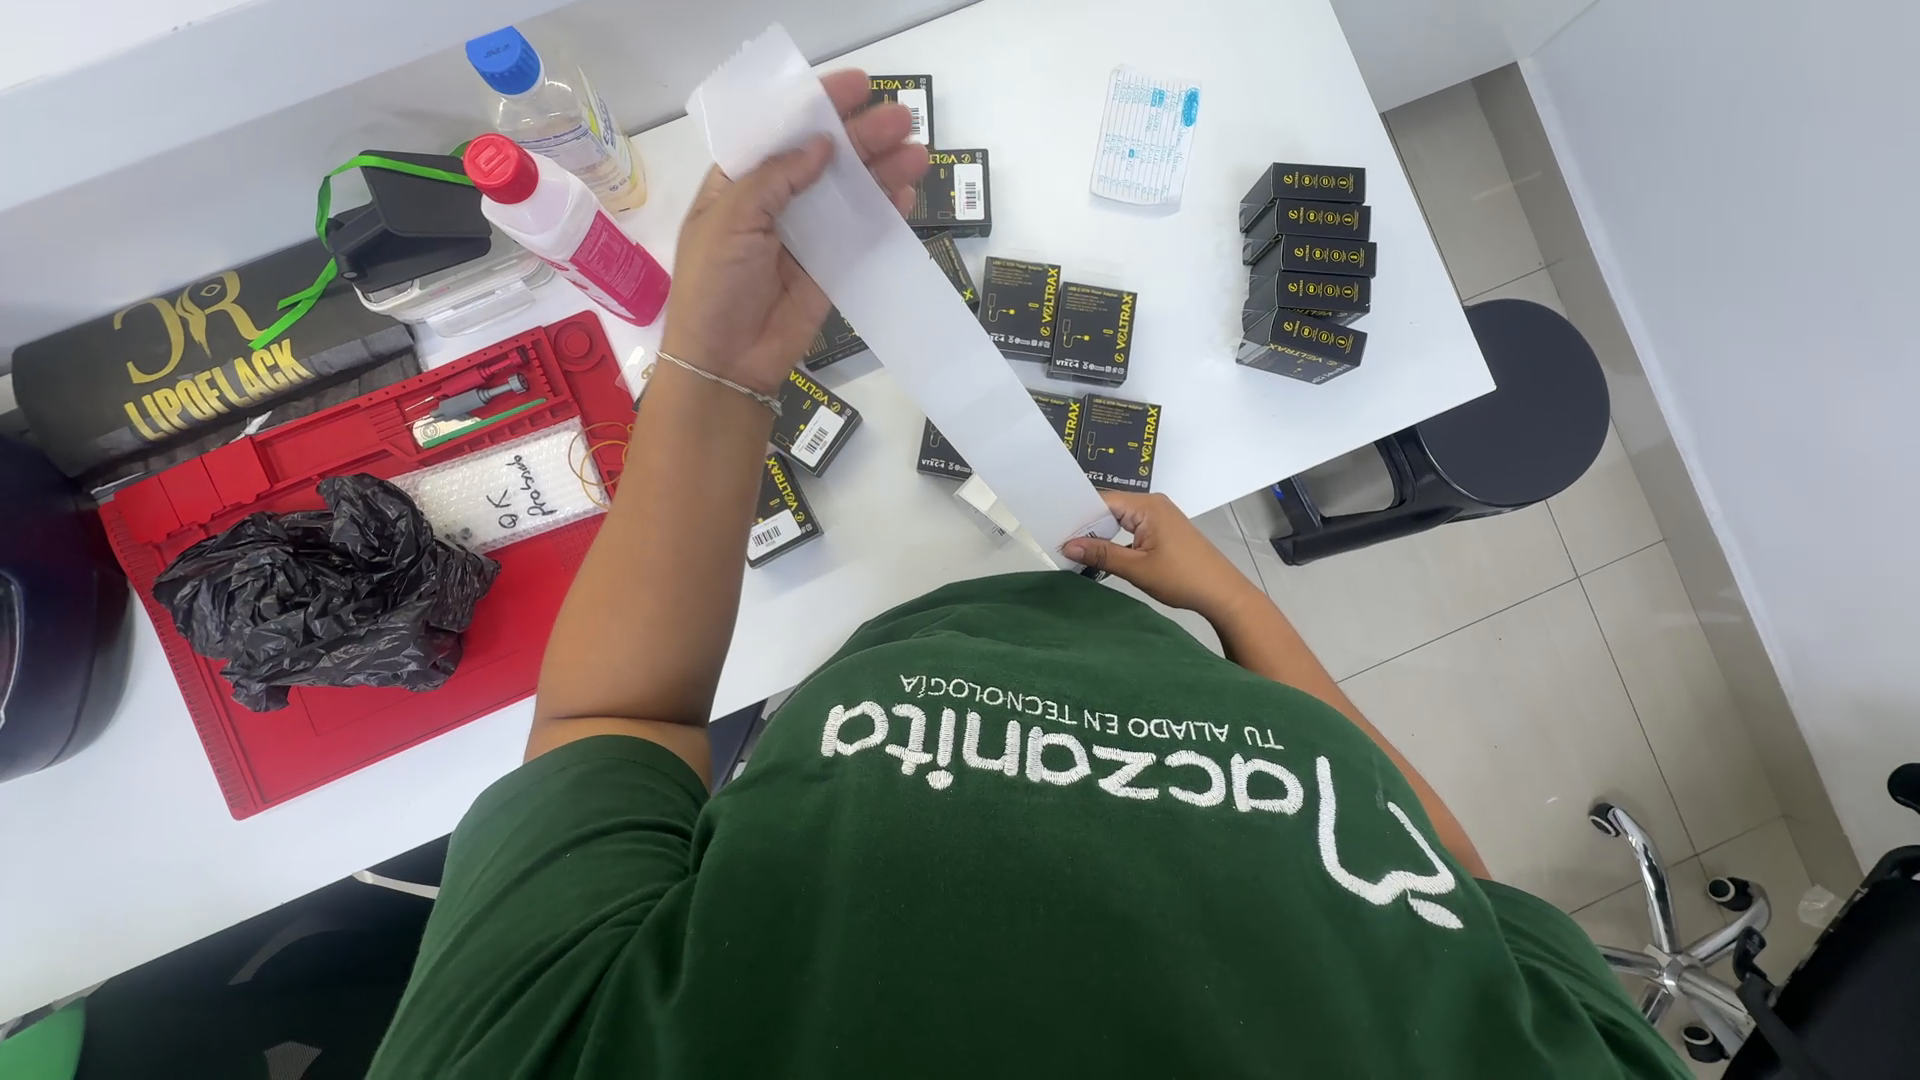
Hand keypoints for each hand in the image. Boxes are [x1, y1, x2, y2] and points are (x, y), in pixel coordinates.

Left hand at [660, 69, 928, 395]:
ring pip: (849, 194)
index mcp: (742, 182)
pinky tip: (904, 197)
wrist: (728, 359)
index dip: (819, 105)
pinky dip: (883, 216)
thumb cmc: (715, 283)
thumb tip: (823, 146)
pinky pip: (860, 236)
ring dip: (882, 172)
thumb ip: (775, 178)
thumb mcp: (730, 219)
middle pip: (826, 159)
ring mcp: (807, 237)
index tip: (859, 86)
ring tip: (917, 154)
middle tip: (902, 120)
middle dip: (864, 136)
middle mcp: (778, 203)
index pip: (783, 131)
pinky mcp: (830, 269)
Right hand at [1062, 493, 1266, 622]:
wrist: (1223, 594)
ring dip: (1101, 535)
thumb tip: (1067, 545)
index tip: (1056, 531)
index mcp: (1147, 506)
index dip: (1078, 516)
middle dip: (1087, 526)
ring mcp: (1160, 516)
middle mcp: (1153, 504)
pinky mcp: (1163, 529)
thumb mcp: (1137, 568)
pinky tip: (1101, 554)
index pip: (1102, 501)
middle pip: (1110, 508)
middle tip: (1060, 542)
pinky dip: (1116, 540)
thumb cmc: (1183, 578)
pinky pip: (1131, 528)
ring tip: (1075, 549)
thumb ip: (1101, 554)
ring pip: (1120, 519)